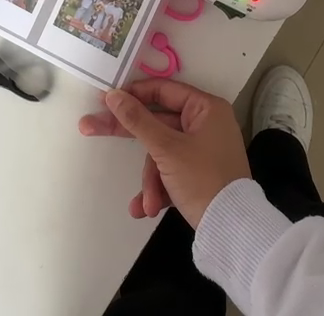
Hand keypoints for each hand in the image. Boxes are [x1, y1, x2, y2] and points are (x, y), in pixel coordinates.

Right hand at [79, 79, 249, 228]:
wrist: (232, 232)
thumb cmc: (203, 179)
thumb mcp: (166, 149)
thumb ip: (137, 120)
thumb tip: (112, 94)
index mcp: (205, 108)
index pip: (163, 90)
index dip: (133, 94)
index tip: (106, 99)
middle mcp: (206, 124)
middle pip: (158, 124)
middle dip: (132, 141)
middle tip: (91, 129)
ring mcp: (203, 150)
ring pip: (163, 154)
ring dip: (151, 180)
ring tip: (147, 204)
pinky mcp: (199, 174)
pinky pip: (172, 172)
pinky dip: (159, 189)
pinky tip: (146, 209)